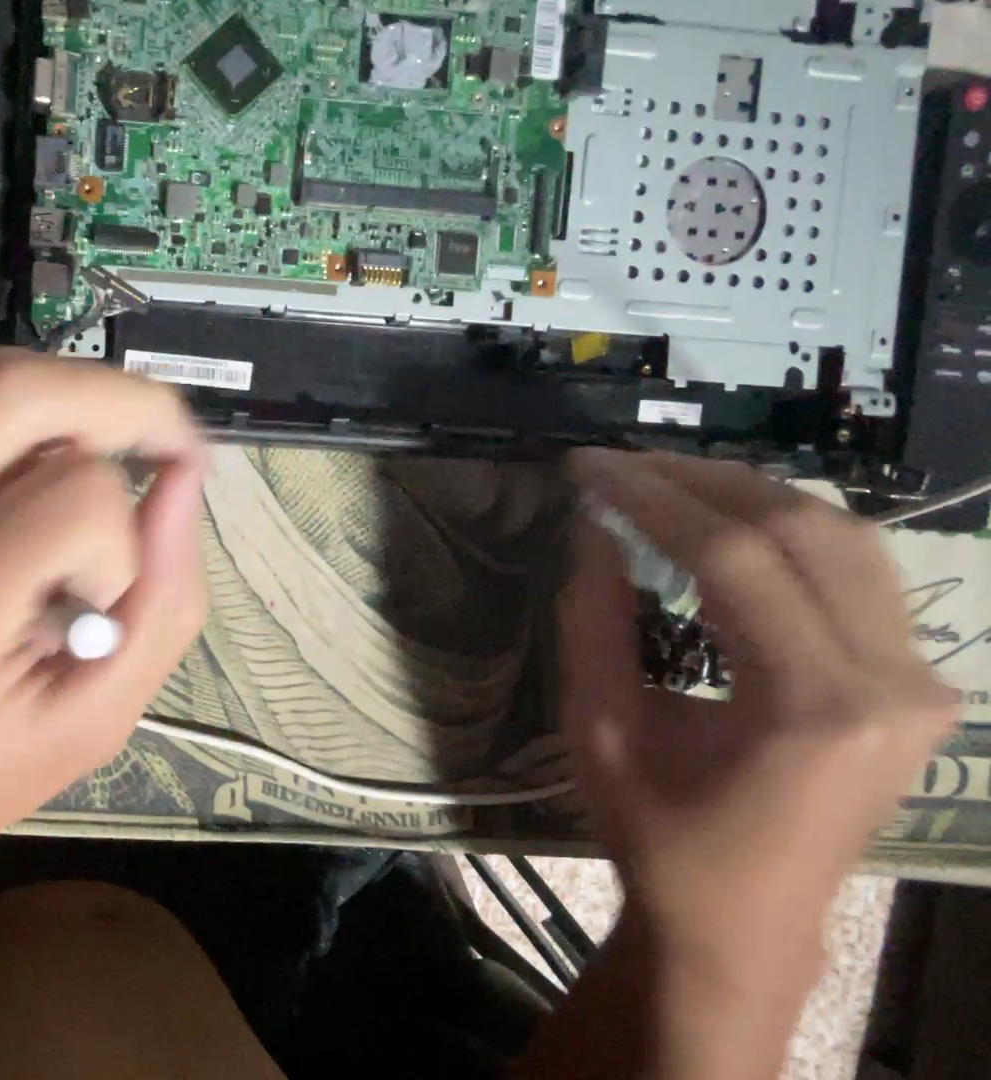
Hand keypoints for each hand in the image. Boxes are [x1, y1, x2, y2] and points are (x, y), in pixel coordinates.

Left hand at [0, 354, 208, 867]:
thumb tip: (183, 477)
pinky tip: (41, 485)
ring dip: (70, 416)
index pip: (67, 500)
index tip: (106, 600)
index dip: (121, 541)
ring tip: (107, 473)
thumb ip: (162, 603)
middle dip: (117, 403)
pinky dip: (22, 433)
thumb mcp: (96, 723)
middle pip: (7, 394)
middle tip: (168, 444)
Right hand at [562, 450, 958, 968]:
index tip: (590, 468)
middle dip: (703, 481)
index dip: (655, 498)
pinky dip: (782, 533)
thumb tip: (594, 534)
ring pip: (847, 540)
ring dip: (748, 496)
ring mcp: (919, 682)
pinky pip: (855, 575)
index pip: (739, 557)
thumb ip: (596, 625)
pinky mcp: (914, 684)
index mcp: (811, 704)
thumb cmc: (657, 833)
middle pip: (810, 531)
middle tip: (620, 464)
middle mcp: (892, 683)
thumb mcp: (601, 730)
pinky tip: (720, 524)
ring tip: (662, 481)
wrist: (742, 919)